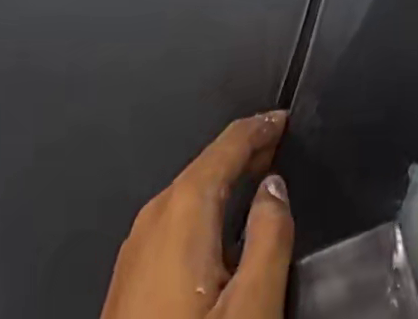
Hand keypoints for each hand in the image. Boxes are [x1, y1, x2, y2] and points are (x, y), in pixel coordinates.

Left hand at [98, 111, 292, 318]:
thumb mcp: (251, 309)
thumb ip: (269, 240)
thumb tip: (275, 187)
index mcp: (184, 208)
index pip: (225, 148)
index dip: (258, 128)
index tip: (283, 117)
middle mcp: (157, 212)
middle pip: (206, 165)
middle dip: (244, 150)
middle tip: (278, 140)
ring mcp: (139, 240)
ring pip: (191, 191)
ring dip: (226, 178)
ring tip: (259, 173)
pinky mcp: (134, 267)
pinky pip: (177, 217)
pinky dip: (207, 205)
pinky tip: (224, 226)